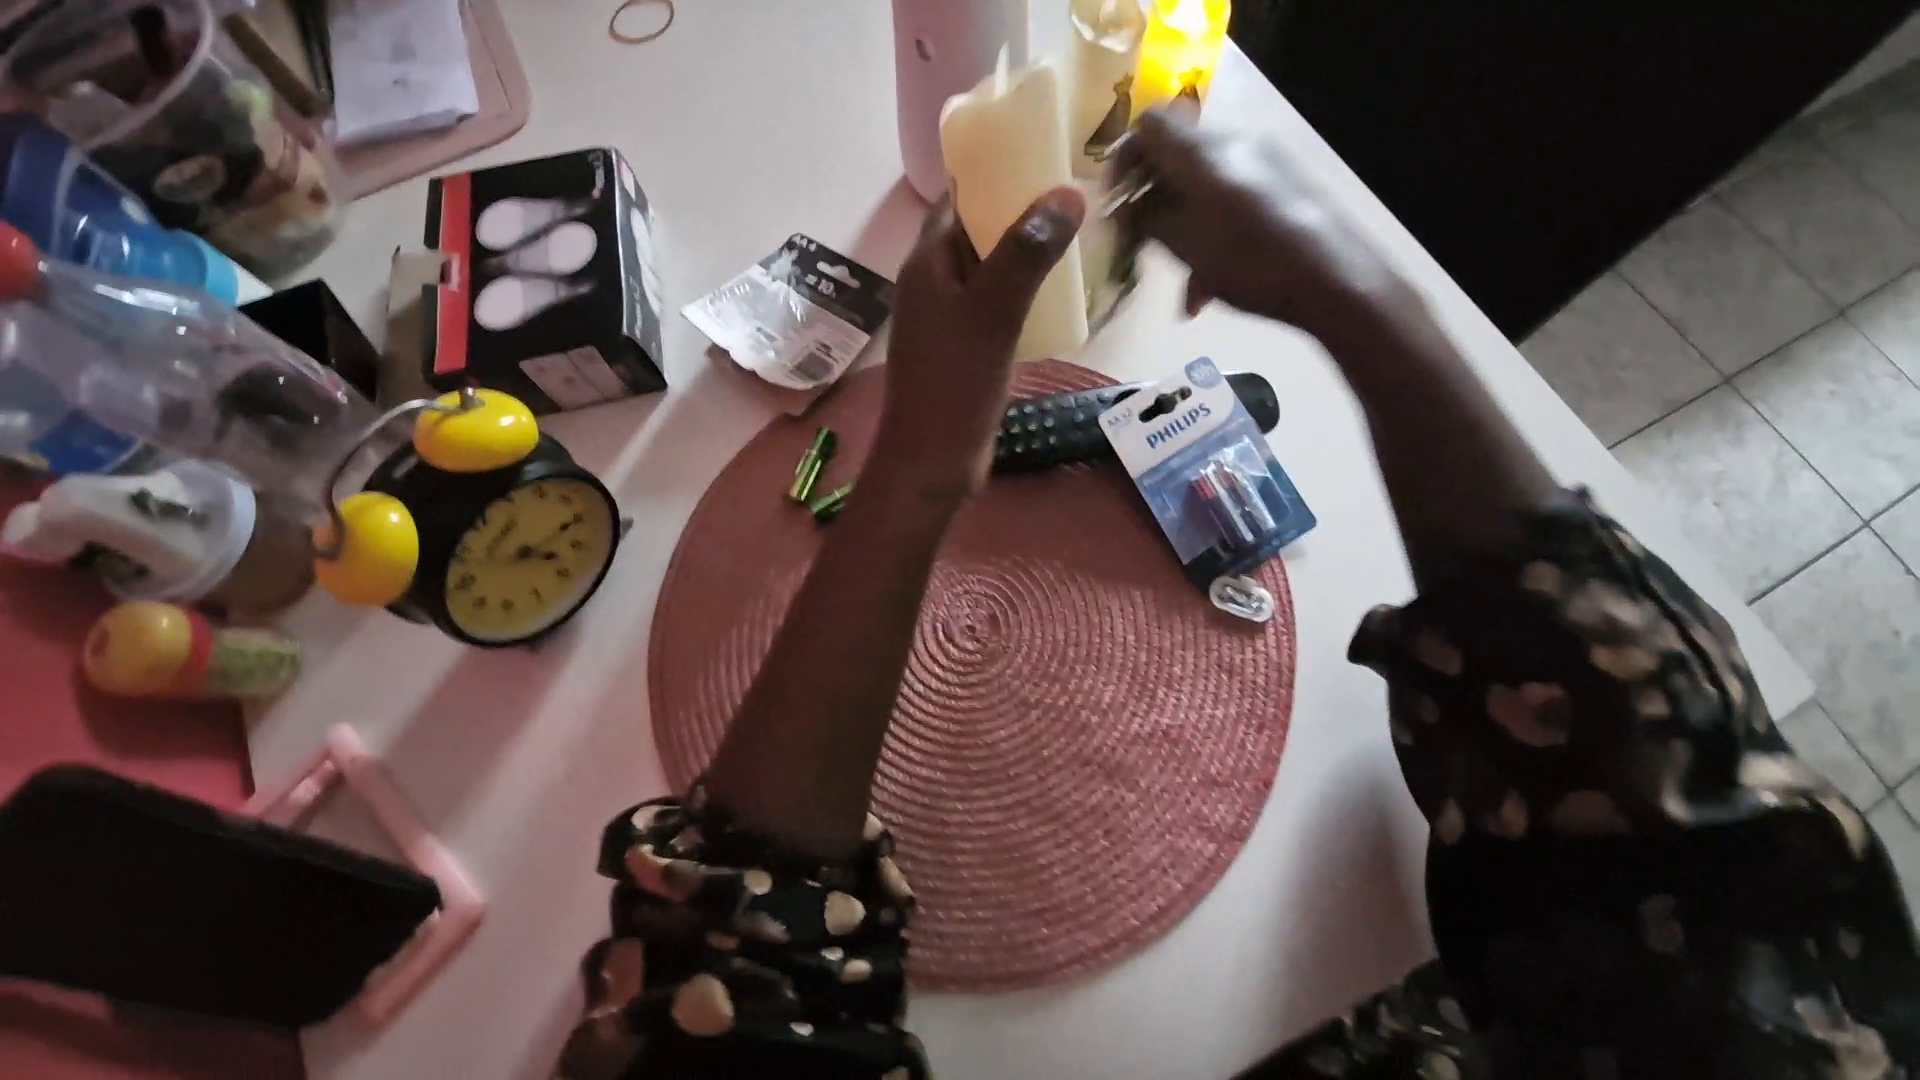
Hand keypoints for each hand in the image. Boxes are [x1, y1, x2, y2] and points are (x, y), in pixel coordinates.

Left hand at [876, 188, 1085, 502]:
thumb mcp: (994, 312)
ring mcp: (949, 317)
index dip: (1000, 171)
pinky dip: (1025, 293)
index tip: (1050, 155)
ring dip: (1028, 254)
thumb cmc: (956, 384)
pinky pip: (997, 305)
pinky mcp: (965, 347)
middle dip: (1023, 212)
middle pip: (979, 230)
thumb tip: (1067, 193)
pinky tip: (1060, 295)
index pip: (961, 197)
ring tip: (1082, 237)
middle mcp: (934, 282)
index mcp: (928, 262)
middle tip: (1081, 196)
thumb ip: (1026, 253)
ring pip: (991, 270)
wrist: (932, 461)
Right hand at [1108, 106, 1412, 340]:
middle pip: (1174, 160)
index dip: (1123, 161)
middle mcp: (1233, 146)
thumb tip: (1125, 208)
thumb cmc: (1252, 261)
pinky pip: (1229, 207)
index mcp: (1204, 152)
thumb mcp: (1185, 246)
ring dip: (1179, 234)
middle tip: (1137, 245)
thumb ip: (1146, 221)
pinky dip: (1209, 241)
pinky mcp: (1282, 192)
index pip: (1148, 127)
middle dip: (1150, 205)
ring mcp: (1262, 167)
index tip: (1115, 205)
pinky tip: (1207, 290)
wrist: (1336, 281)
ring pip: (1201, 192)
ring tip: (1179, 283)